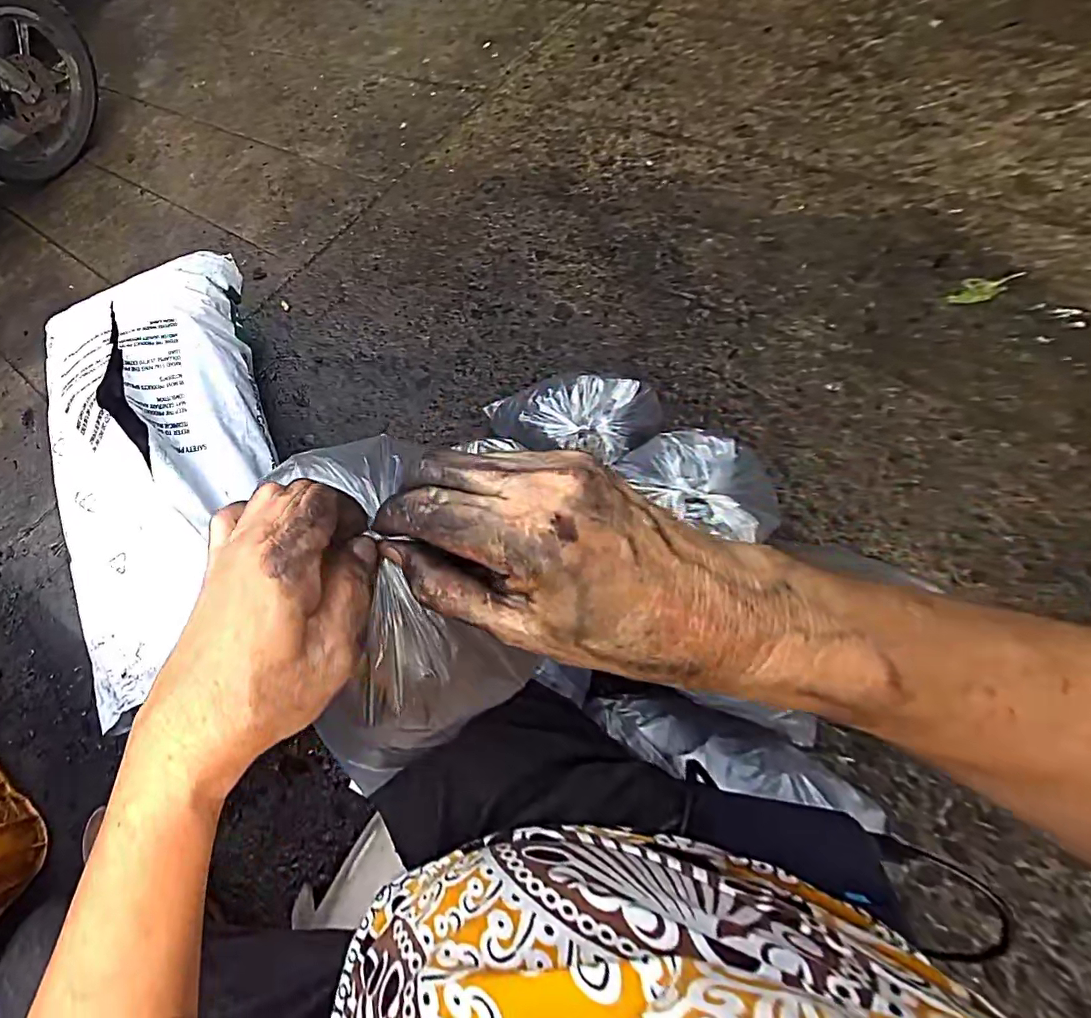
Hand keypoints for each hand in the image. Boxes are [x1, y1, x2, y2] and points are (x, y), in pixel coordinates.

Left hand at [131, 480, 378, 801]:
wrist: (198, 720)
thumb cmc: (258, 696)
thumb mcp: (332, 651)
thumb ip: (353, 590)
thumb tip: (362, 552)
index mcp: (281, 559)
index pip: (321, 499)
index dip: (351, 512)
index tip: (361, 539)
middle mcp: (247, 546)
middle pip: (292, 491)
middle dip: (327, 508)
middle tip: (345, 545)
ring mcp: (224, 554)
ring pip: (264, 498)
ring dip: (295, 510)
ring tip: (316, 548)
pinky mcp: (212, 570)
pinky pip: (236, 519)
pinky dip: (261, 519)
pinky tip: (276, 550)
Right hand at [372, 449, 821, 693]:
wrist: (708, 603)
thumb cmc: (617, 635)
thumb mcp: (522, 631)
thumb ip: (448, 590)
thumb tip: (399, 555)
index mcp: (526, 539)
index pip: (429, 510)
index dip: (394, 519)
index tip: (382, 533)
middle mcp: (539, 487)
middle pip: (438, 470)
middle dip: (408, 497)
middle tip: (403, 527)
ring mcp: (558, 465)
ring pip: (464, 455)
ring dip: (437, 483)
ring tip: (436, 518)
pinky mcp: (573, 457)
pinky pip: (498, 458)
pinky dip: (473, 477)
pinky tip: (478, 507)